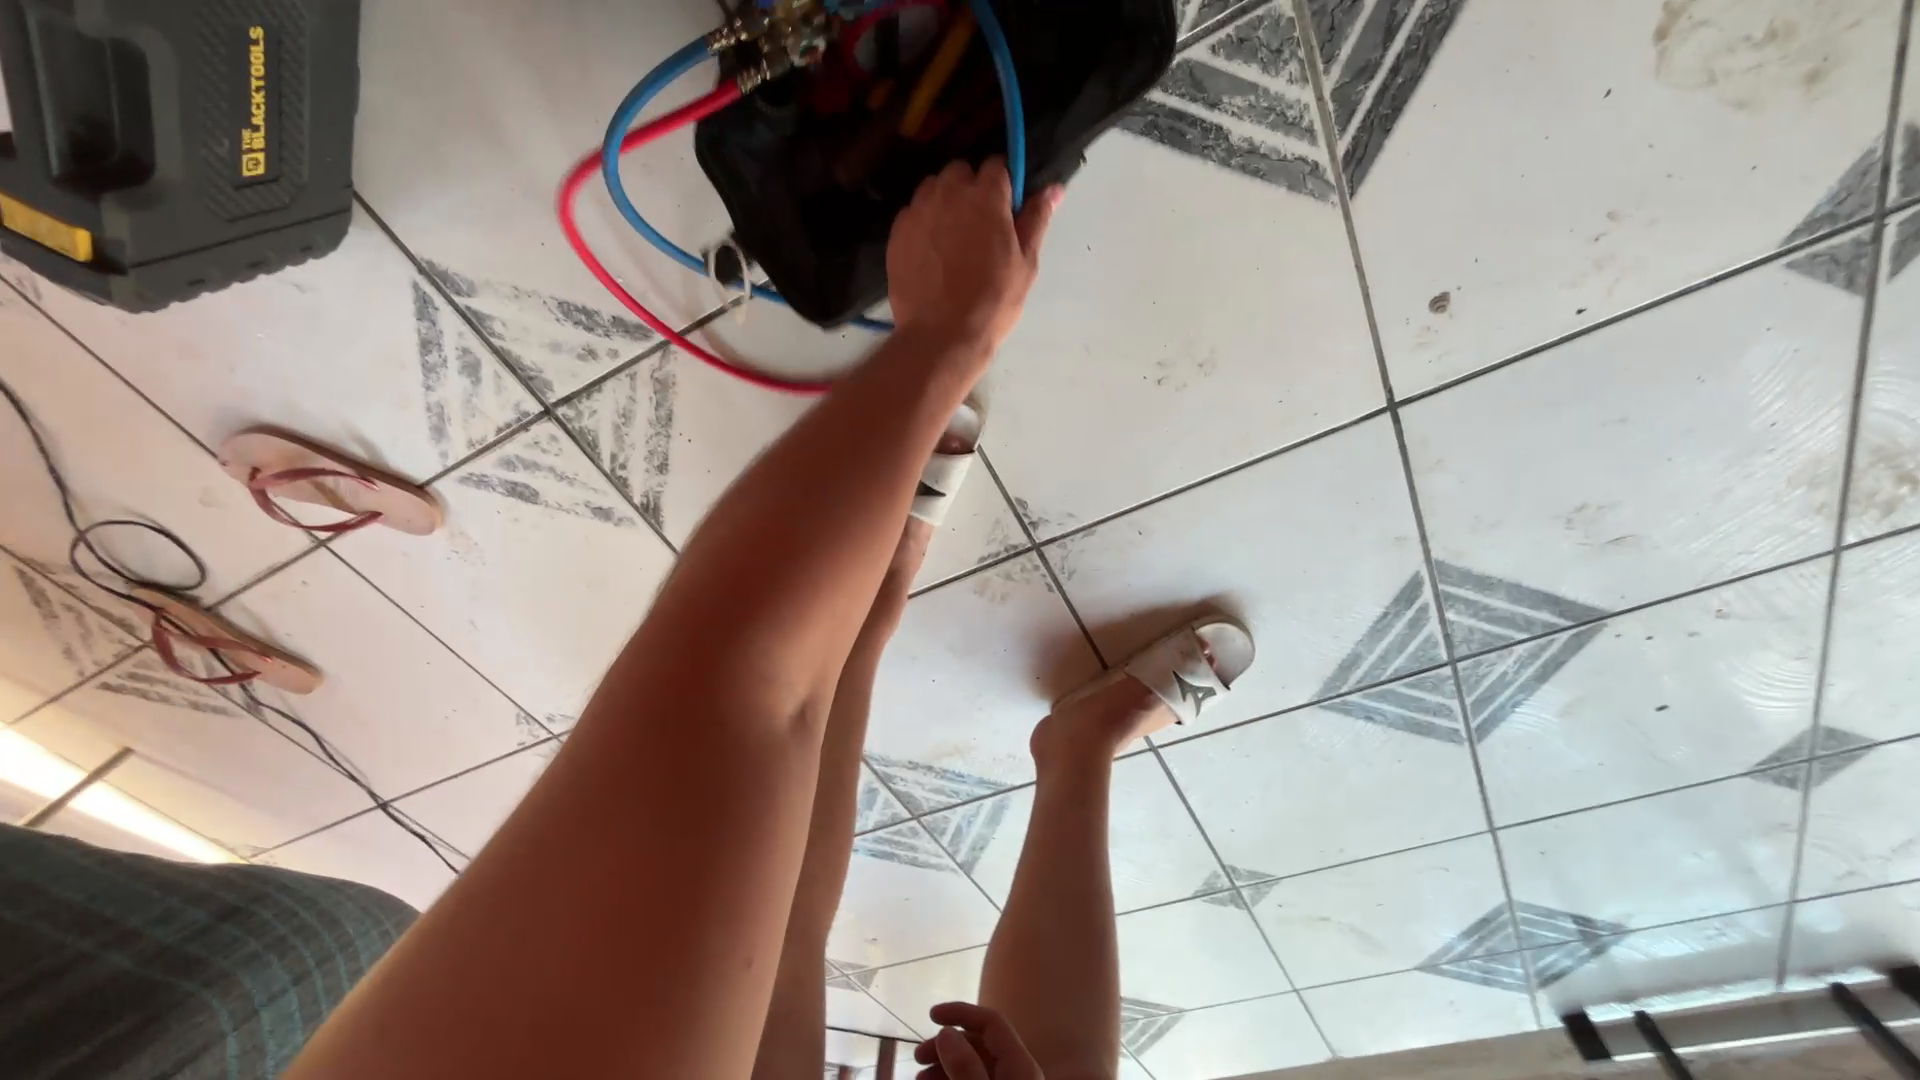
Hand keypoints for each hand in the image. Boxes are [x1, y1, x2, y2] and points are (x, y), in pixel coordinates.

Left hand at [886, 158, 1062, 352]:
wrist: (941, 335)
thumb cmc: (992, 302)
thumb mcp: (1025, 263)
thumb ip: (1036, 220)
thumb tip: (1053, 189)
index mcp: (985, 197)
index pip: (996, 166)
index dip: (1003, 184)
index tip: (1006, 206)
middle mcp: (948, 194)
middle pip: (960, 172)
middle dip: (971, 188)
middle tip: (979, 223)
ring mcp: (918, 211)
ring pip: (933, 188)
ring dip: (944, 200)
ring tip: (952, 235)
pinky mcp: (897, 233)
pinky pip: (913, 213)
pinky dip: (924, 222)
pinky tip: (931, 250)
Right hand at [912, 1002, 1043, 1079]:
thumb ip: (965, 1068)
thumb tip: (946, 1031)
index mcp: (1021, 1065)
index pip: (991, 1020)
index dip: (960, 1011)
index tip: (930, 1016)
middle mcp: (1018, 1073)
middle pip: (980, 1044)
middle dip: (945, 1045)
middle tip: (918, 1057)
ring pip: (975, 1066)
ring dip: (945, 1066)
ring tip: (919, 1078)